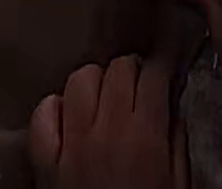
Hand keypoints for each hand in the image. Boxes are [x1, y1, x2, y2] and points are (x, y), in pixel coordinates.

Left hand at [28, 55, 185, 188]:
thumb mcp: (178, 188)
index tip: (169, 47)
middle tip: (141, 82)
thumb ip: (177, 142)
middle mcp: (106, 132)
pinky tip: (70, 117)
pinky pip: (43, 113)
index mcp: (145, 138)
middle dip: (134, 68)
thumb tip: (171, 102)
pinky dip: (55, 107)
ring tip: (107, 98)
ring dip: (98, 82)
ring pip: (80, 78)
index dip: (164, 54)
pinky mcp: (45, 163)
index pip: (153, 72)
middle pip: (119, 67)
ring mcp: (71, 145)